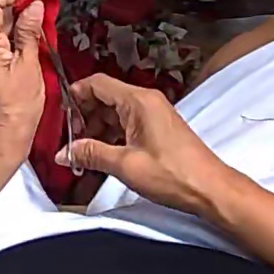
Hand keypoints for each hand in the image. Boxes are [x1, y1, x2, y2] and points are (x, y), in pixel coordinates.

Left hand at [0, 0, 47, 167]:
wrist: (3, 139)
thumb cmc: (15, 111)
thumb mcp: (29, 66)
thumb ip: (29, 32)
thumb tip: (34, 7)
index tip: (35, 1)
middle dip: (21, 8)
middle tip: (44, 16)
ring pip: (1, 24)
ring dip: (22, 23)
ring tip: (42, 32)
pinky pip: (3, 39)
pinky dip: (19, 37)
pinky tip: (35, 45)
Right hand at [57, 74, 235, 218]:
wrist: (213, 190)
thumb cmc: (172, 174)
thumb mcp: (126, 165)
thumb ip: (91, 154)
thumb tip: (62, 153)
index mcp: (138, 100)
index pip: (97, 83)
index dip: (75, 95)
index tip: (61, 115)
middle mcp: (145, 100)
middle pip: (104, 96)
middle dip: (84, 115)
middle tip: (71, 139)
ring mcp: (153, 112)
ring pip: (114, 110)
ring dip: (97, 127)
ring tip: (84, 151)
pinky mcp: (158, 126)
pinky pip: (127, 121)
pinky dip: (112, 134)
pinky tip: (103, 153)